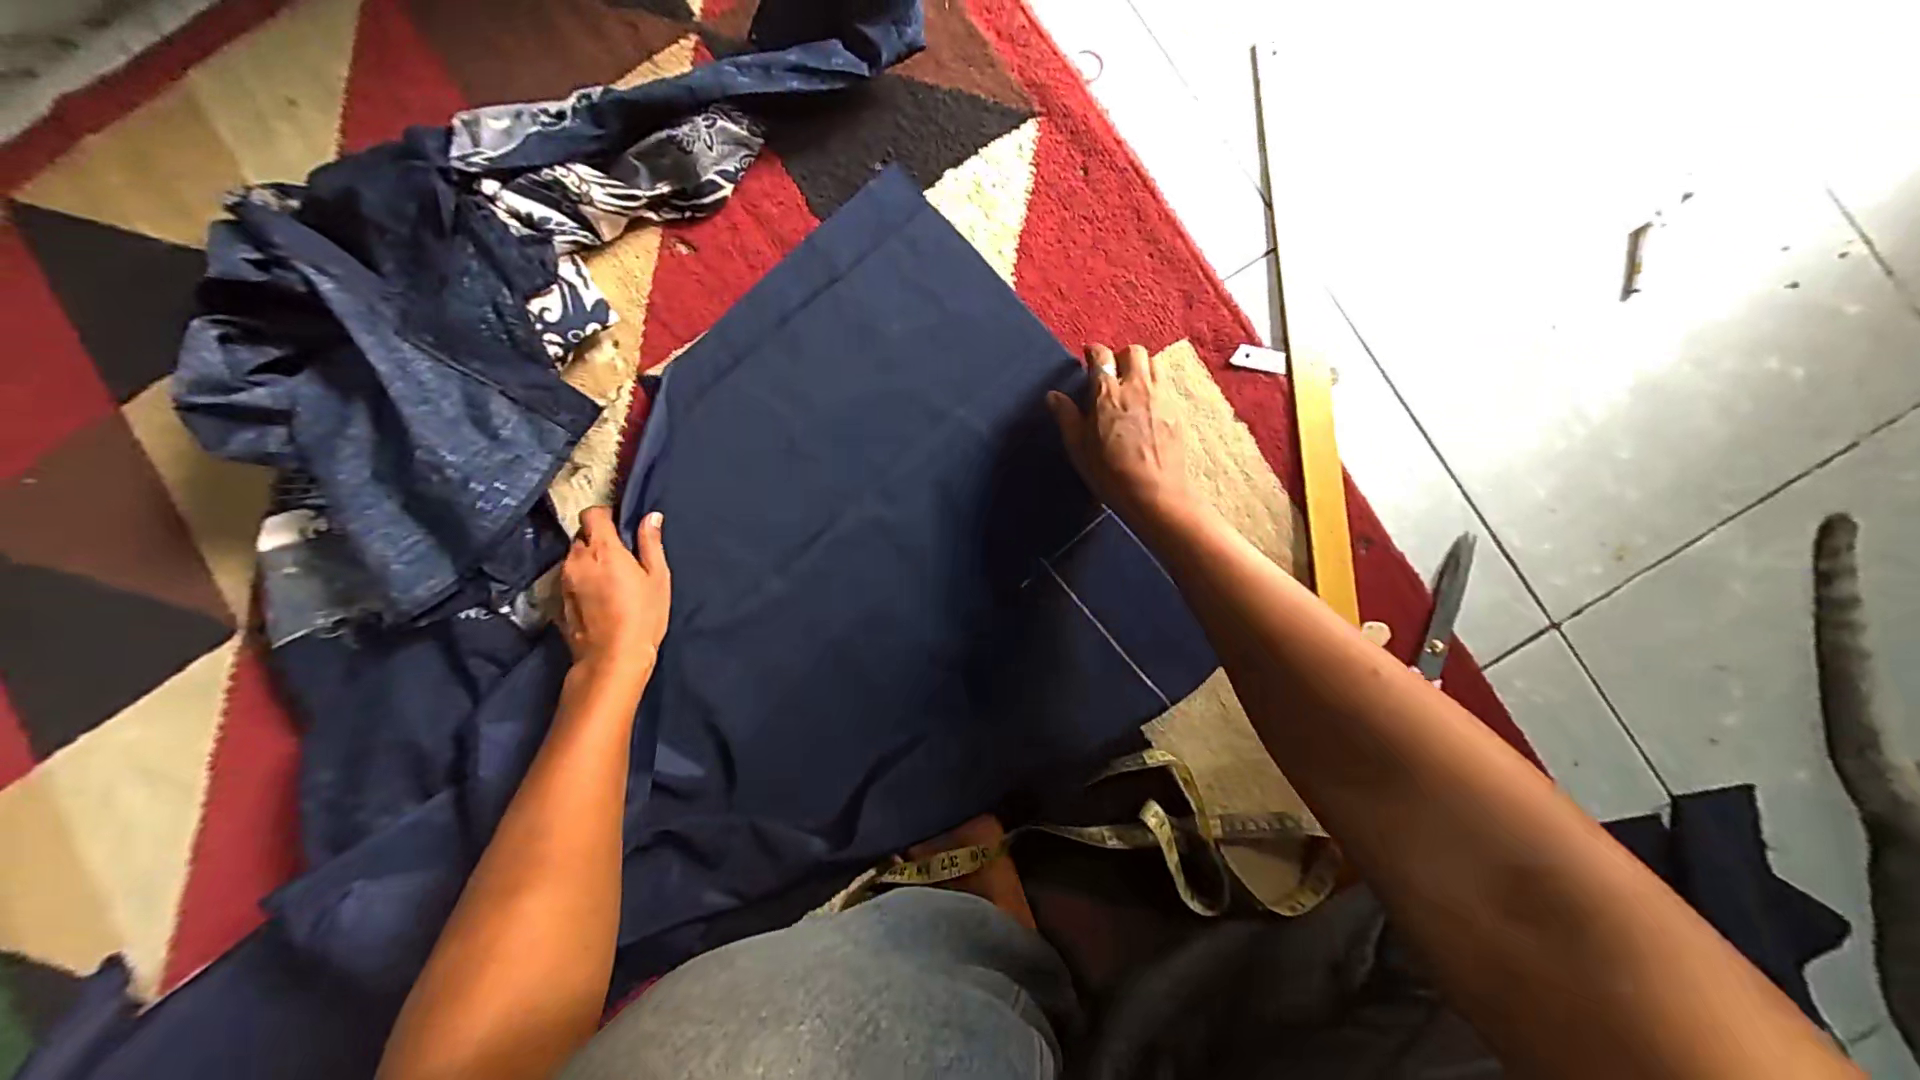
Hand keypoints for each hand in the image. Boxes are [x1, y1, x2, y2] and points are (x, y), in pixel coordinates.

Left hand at [560, 506, 670, 683]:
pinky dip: (583, 579)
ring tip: (612, 577)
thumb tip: (651, 517)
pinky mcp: (559, 599)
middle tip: (622, 555)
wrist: (612, 657)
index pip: (592, 514)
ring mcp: (564, 580)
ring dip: (590, 560)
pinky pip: (570, 578)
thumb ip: (651, 544)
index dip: (606, 515)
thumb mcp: (658, 577)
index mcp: (603, 549)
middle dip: (599, 539)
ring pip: (575, 557)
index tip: (620, 525)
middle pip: (582, 536)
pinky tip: (601, 595)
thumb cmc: (643, 616)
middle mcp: (577, 559)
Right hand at [1046, 343, 1198, 532]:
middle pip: (1132, 352)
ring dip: (1141, 366)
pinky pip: (1166, 384)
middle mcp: (1137, 386)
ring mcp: (1161, 396)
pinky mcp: (1177, 410)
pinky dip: (1155, 385)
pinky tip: (1148, 404)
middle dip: (1120, 356)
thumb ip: (1066, 416)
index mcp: (1107, 393)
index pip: (1101, 356)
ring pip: (1154, 363)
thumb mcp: (1077, 447)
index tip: (1088, 356)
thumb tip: (1054, 396)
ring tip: (1132, 383)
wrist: (1154, 493)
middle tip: (1112, 372)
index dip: (1093, 352)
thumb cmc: (1109, 473)